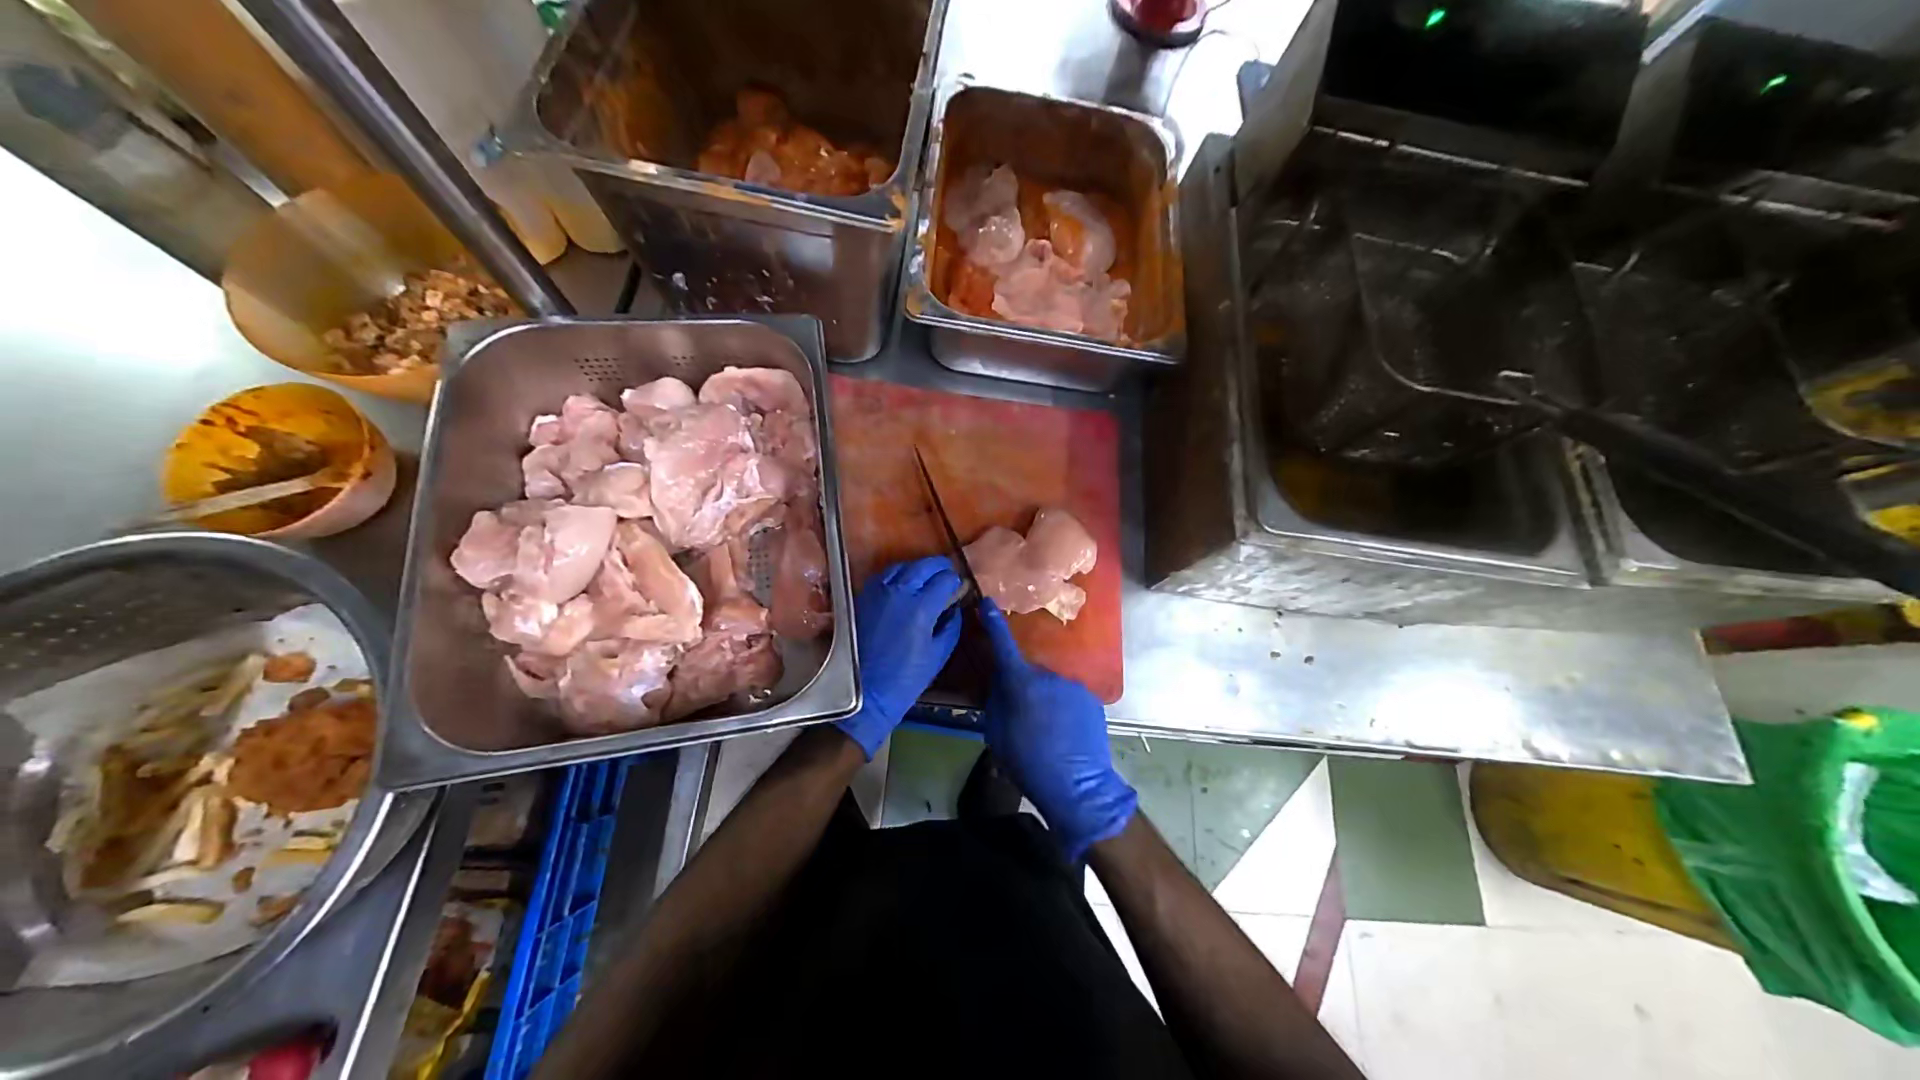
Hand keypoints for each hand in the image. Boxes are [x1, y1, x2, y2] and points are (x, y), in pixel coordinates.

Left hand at [835, 557, 962, 758]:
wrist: (865, 694)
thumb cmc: (906, 679)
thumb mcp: (938, 654)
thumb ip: (951, 625)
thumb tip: (955, 606)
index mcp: (921, 607)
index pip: (944, 579)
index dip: (955, 580)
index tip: (959, 586)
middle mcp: (899, 592)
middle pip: (924, 566)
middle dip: (940, 567)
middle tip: (948, 574)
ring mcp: (878, 592)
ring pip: (902, 566)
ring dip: (918, 568)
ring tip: (928, 576)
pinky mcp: (864, 598)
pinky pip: (884, 576)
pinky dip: (898, 574)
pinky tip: (905, 583)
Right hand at [978, 598, 1136, 861]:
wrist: (1079, 787)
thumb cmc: (1029, 763)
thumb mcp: (997, 735)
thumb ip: (996, 701)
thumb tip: (999, 682)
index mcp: (1022, 684)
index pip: (1003, 646)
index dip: (993, 624)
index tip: (987, 603)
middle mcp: (1050, 676)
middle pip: (1028, 673)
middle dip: (1022, 686)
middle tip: (1020, 715)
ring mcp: (1074, 686)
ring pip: (1050, 686)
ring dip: (1044, 699)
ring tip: (1045, 730)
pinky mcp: (1091, 699)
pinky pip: (1068, 697)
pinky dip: (1062, 708)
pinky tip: (1063, 733)